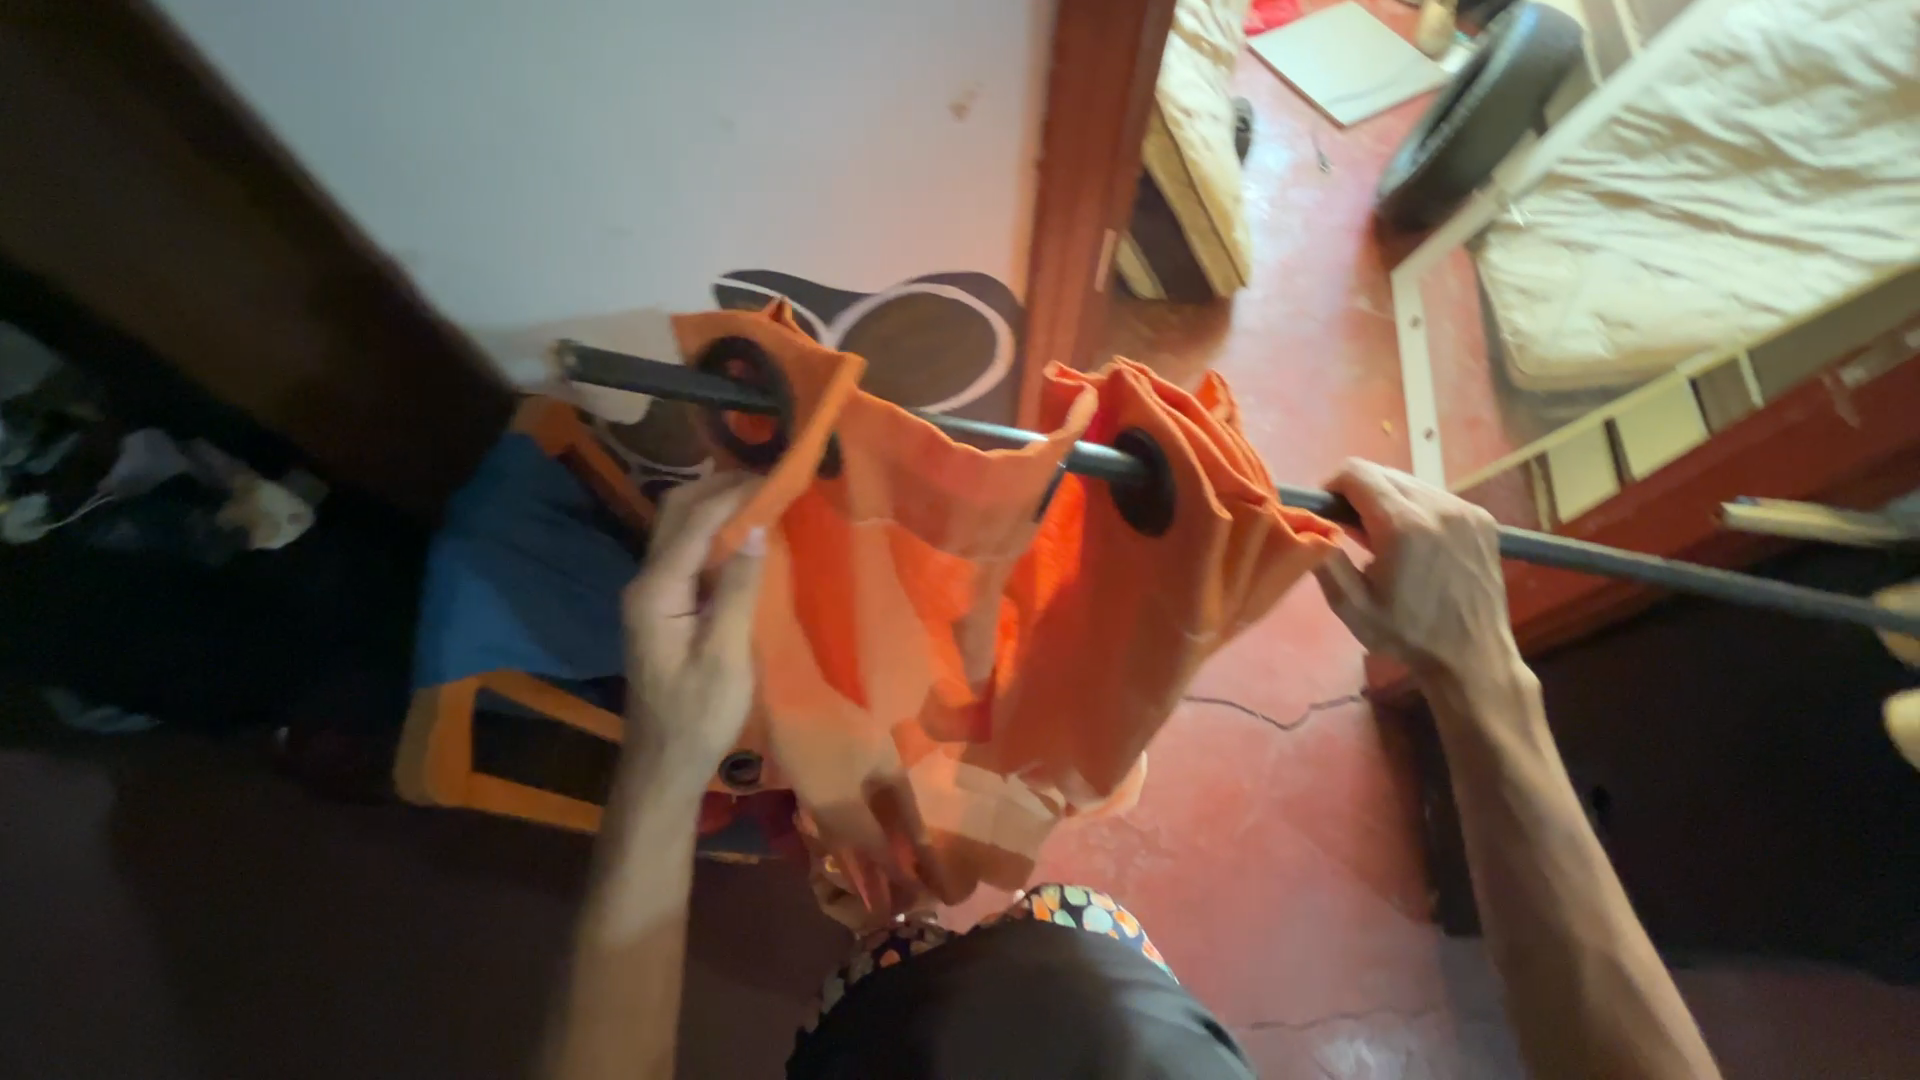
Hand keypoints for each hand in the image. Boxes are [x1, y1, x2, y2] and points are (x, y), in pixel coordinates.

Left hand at [622, 472, 766, 774]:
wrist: (666, 762)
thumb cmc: (699, 714)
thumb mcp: (726, 654)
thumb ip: (738, 588)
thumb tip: (757, 529)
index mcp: (656, 591)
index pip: (694, 523)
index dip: (734, 495)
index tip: (776, 477)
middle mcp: (646, 582)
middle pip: (677, 514)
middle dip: (721, 489)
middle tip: (771, 481)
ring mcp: (653, 593)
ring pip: (681, 530)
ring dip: (718, 506)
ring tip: (764, 498)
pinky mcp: (666, 606)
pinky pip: (690, 553)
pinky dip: (717, 534)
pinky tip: (747, 537)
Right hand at [1313, 459, 1522, 687]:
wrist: (1473, 656)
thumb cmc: (1405, 633)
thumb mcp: (1350, 604)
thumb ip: (1325, 558)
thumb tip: (1309, 526)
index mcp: (1403, 526)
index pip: (1356, 473)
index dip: (1332, 487)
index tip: (1328, 514)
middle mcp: (1438, 507)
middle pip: (1382, 472)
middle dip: (1358, 494)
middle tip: (1351, 531)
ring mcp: (1466, 510)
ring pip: (1409, 482)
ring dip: (1386, 500)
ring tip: (1383, 538)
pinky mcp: (1483, 519)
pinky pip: (1435, 496)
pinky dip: (1415, 508)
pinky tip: (1414, 542)